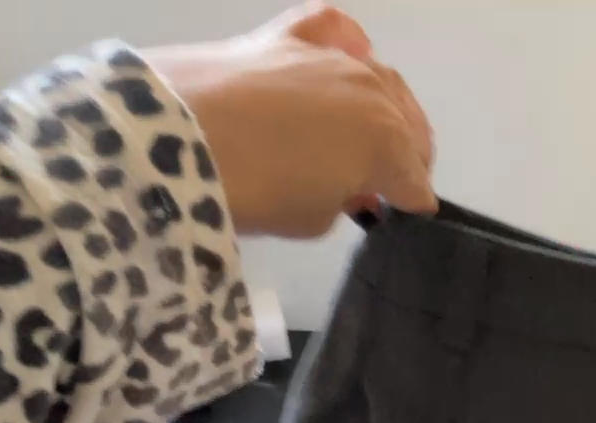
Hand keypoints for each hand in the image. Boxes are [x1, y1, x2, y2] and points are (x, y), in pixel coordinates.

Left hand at [143, 4, 435, 237]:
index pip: (417, 183)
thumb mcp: (317, 220)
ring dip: (388, 112)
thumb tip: (357, 188)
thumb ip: (349, 201)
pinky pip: (336, 29)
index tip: (400, 219)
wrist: (178, 142)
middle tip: (387, 187)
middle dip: (408, 160)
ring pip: (384, 81)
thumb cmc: (258, 193)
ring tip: (371, 138)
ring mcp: (333, 58)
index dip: (410, 206)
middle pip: (411, 129)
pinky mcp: (289, 36)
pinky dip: (349, 46)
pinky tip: (350, 58)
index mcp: (386, 143)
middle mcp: (372, 92)